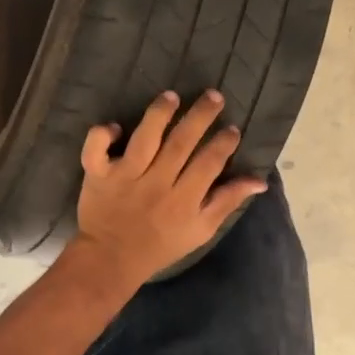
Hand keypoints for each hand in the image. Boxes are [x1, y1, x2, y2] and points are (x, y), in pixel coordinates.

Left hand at [69, 90, 267, 286]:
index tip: (232, 127)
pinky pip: (96, 149)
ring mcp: (125, 177)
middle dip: (200, 117)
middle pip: (180, 144)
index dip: (223, 144)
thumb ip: (227, 201)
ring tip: (172, 96)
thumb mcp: (200, 230)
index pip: (208, 164)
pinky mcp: (98, 174)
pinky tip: (114, 126)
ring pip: (144, 139)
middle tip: (213, 95)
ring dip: (159, 115)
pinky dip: (102, 135)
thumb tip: (259, 180)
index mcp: (184, 200)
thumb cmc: (161, 244)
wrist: (111, 259)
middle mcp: (156, 184)